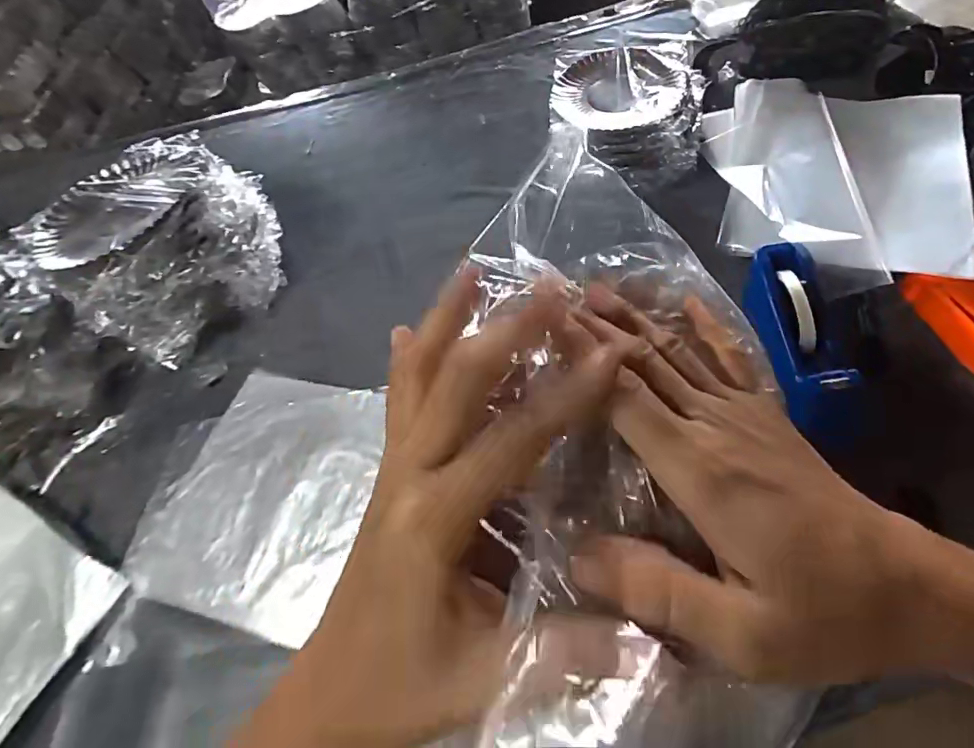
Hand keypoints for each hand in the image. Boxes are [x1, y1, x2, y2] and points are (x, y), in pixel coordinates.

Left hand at [235, 268, 633, 747]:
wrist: (322, 705)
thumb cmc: (401, 686)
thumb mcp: (484, 679)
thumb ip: (565, 653)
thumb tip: (650, 635)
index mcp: (438, 515)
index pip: (514, 436)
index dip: (567, 392)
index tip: (611, 351)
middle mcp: (411, 473)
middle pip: (456, 379)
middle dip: (507, 327)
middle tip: (551, 286)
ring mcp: (395, 466)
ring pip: (417, 375)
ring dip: (446, 319)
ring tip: (472, 269)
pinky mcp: (391, 471)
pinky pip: (398, 400)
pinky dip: (407, 357)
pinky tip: (405, 326)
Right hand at [568, 285, 936, 685]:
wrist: (899, 582)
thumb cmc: (819, 612)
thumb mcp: (740, 633)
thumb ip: (659, 592)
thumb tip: (579, 556)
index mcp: (702, 471)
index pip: (627, 399)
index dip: (583, 358)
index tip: (547, 322)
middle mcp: (719, 426)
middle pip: (648, 364)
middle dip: (600, 327)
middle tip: (557, 292)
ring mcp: (747, 415)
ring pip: (681, 353)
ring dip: (639, 319)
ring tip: (604, 288)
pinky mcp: (767, 416)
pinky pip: (730, 359)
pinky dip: (705, 327)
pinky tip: (686, 302)